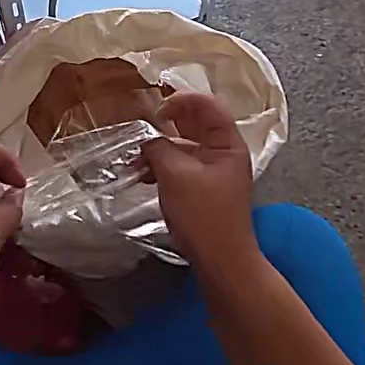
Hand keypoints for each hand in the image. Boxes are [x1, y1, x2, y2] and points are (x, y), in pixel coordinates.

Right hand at [142, 92, 259, 272]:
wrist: (221, 263)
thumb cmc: (204, 216)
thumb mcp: (176, 176)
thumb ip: (159, 149)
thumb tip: (147, 140)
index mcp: (227, 144)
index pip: (208, 106)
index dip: (182, 101)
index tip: (156, 111)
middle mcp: (223, 153)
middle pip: (195, 125)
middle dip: (167, 124)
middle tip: (142, 129)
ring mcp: (214, 172)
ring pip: (184, 147)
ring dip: (160, 149)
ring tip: (136, 159)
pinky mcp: (202, 189)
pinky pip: (181, 167)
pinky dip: (162, 166)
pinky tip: (143, 175)